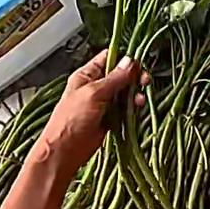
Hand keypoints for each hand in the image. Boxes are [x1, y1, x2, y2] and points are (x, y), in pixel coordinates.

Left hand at [34, 50, 145, 175]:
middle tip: (144, 80)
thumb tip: (130, 60)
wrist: (65, 150)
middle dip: (133, 77)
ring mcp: (103, 103)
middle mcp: (96, 86)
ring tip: (140, 98)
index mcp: (87, 75)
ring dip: (134, 93)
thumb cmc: (73, 119)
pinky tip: (138, 106)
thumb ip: (115, 78)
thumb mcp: (95, 93)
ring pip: (124, 92)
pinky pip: (124, 108)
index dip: (123, 58)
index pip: (108, 58)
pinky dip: (132, 107)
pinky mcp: (109, 118)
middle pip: (120, 75)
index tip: (138, 62)